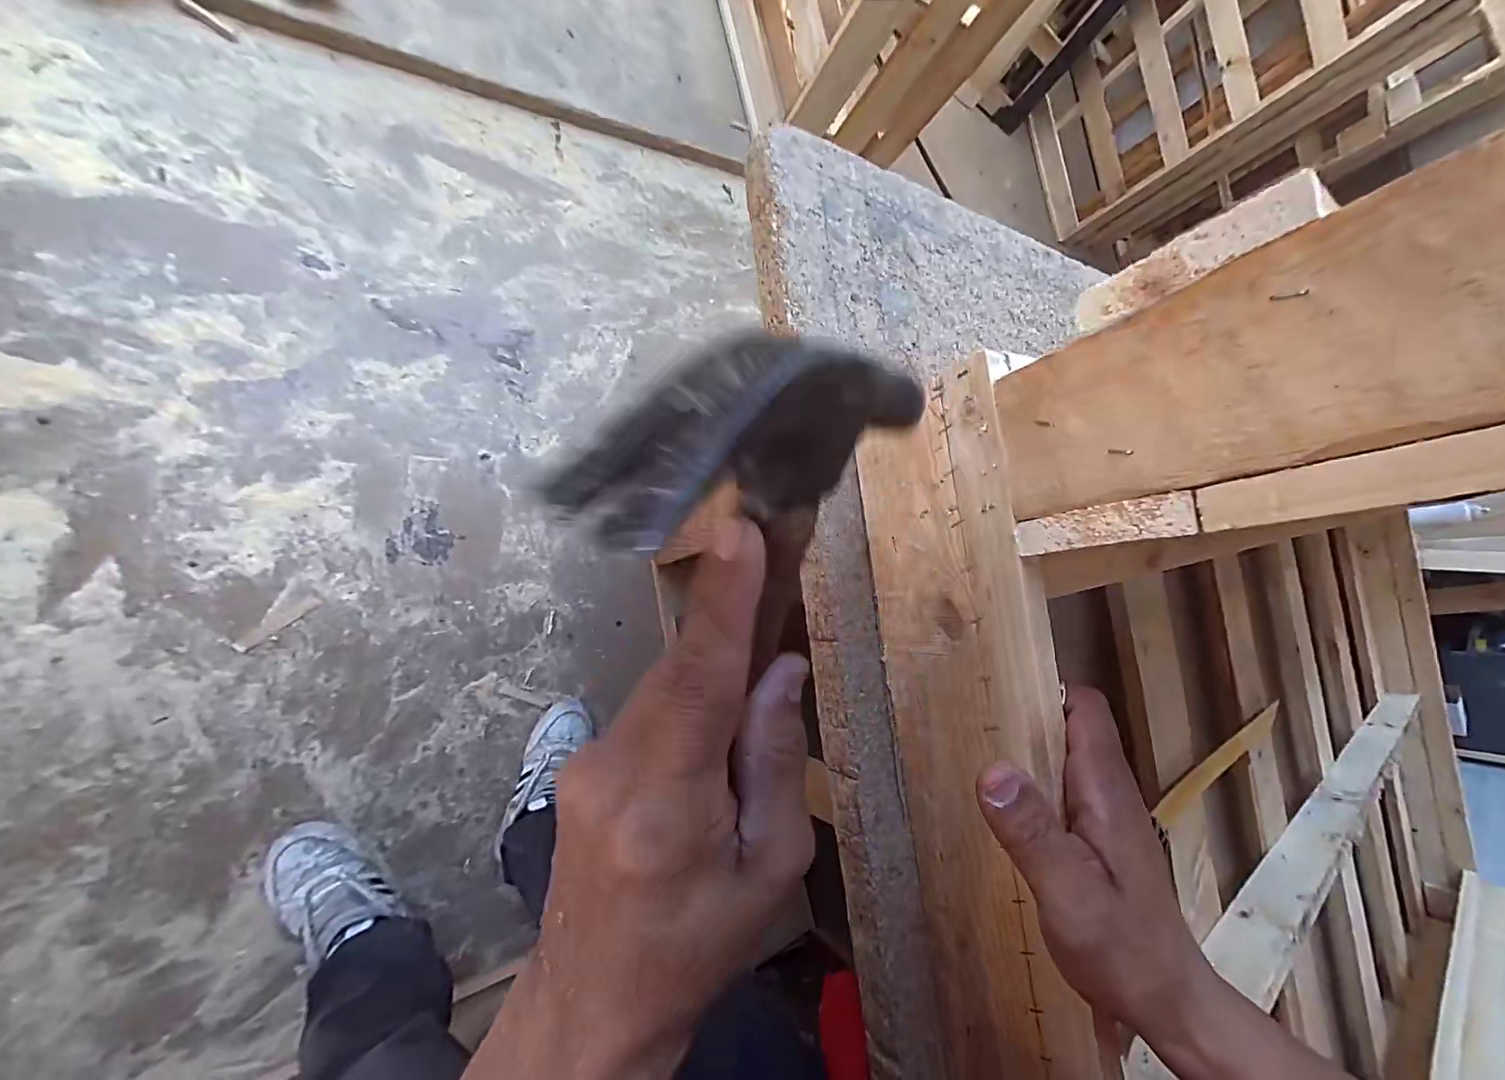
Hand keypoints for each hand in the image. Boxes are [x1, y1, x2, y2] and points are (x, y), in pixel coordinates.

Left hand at [471, 518, 813, 1079]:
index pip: (700, 681)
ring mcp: (585, 763)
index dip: (725, 601)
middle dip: (734, 622)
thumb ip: (778, 761)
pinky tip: (720, 730)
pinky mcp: (581, 763)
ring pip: (670, 683)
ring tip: (756, 680)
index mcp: (666, 807)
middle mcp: (612, 771)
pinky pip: (655, 705)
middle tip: (776, 570)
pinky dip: (697, 694)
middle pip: (685, 669)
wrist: (591, 1007)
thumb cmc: (699, 946)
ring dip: (720, 667)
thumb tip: (782, 671)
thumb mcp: (772, 866)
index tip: (740, 531)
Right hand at [975, 688, 1211, 1043]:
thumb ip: (1031, 830)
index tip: (1002, 694)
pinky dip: (1039, 786)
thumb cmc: (1120, 947)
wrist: (1167, 999)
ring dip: (1032, 753)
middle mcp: (1111, 788)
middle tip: (977, 729)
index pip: (1086, 707)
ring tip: (984, 763)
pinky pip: (1068, 789)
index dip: (1047, 692)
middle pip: (1073, 727)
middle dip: (1029, 719)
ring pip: (1069, 758)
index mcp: (1105, 786)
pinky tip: (1011, 812)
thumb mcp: (1067, 891)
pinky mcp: (1103, 836)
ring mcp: (1109, 812)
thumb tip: (992, 768)